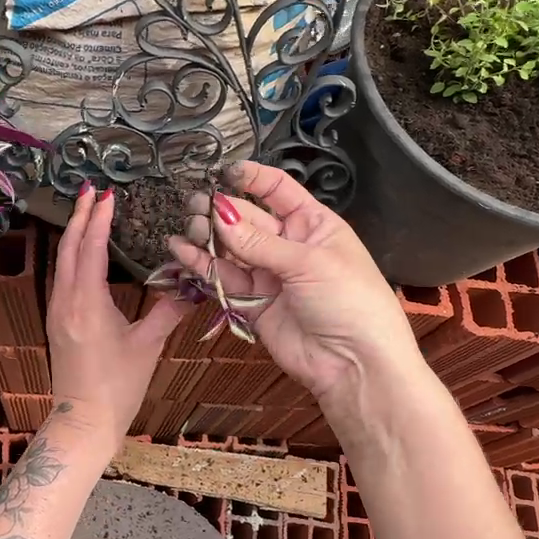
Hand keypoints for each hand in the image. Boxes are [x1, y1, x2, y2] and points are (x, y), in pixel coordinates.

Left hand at [47, 184, 185, 436]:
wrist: (83, 423)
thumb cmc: (117, 387)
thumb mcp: (147, 347)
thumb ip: (168, 312)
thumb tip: (191, 286)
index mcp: (86, 304)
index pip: (89, 249)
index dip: (98, 220)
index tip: (107, 194)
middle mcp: (65, 302)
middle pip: (68, 249)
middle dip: (79, 217)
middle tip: (91, 190)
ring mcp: (57, 312)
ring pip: (61, 262)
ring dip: (73, 234)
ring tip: (86, 212)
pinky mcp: (57, 322)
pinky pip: (62, 277)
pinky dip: (71, 255)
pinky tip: (82, 251)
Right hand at [167, 161, 420, 406]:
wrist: (356, 366)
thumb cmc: (351, 302)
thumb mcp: (309, 262)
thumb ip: (259, 242)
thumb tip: (219, 214)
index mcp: (313, 224)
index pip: (278, 190)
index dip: (252, 178)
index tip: (222, 173)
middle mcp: (288, 245)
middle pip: (247, 219)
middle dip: (221, 211)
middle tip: (195, 206)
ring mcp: (269, 275)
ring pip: (230, 249)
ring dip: (207, 237)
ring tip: (188, 229)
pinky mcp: (252, 303)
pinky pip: (224, 279)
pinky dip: (202, 266)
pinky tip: (182, 252)